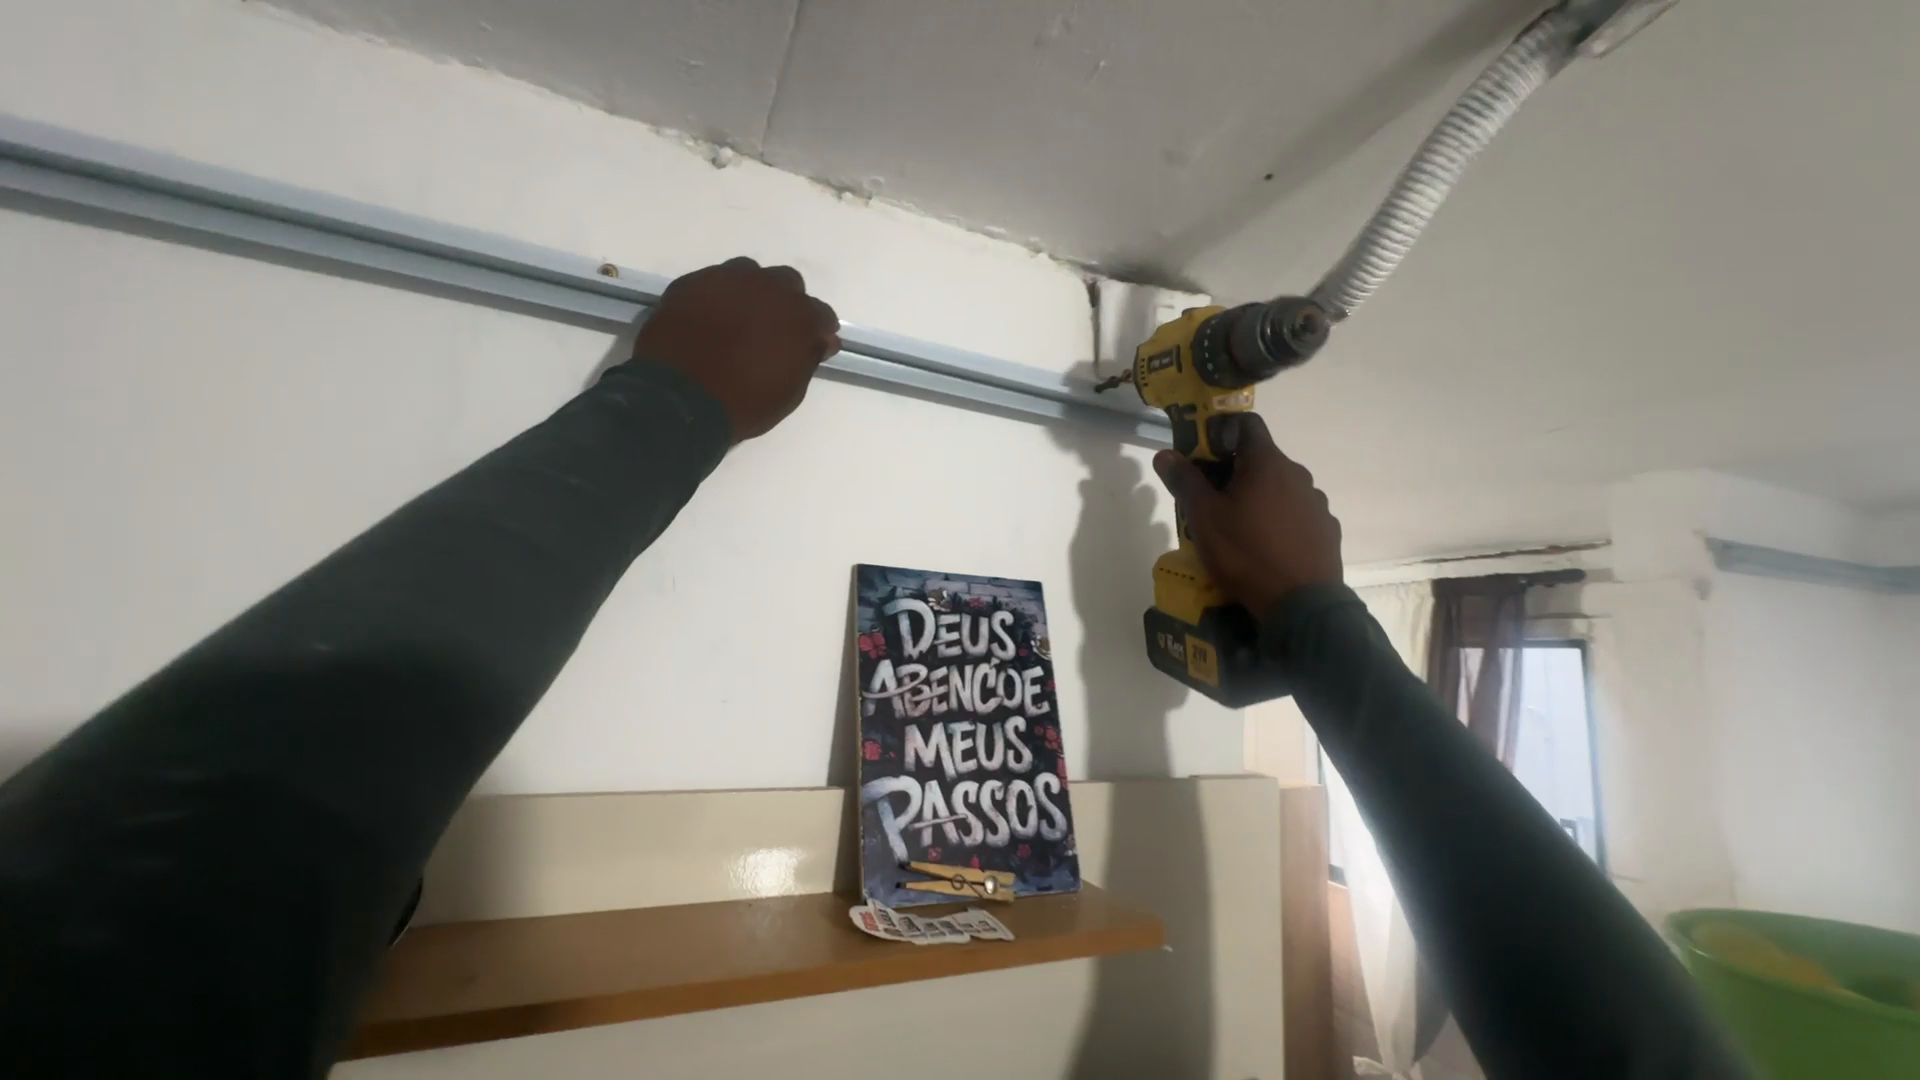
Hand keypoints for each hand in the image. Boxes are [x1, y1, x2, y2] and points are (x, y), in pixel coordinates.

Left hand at [635, 256, 841, 440]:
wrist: (680, 398)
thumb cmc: (745, 402)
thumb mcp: (791, 391)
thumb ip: (808, 358)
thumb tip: (821, 339)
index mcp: (798, 315)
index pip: (821, 313)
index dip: (819, 330)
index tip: (813, 344)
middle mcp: (767, 287)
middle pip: (787, 283)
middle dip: (786, 303)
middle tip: (775, 329)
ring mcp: (727, 280)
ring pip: (749, 274)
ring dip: (753, 293)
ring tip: (741, 319)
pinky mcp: (692, 282)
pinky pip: (714, 282)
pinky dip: (719, 298)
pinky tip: (711, 320)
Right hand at [1152, 413, 1342, 614]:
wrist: (1300, 604)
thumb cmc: (1245, 553)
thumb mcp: (1204, 518)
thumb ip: (1185, 481)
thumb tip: (1165, 453)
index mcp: (1266, 463)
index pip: (1246, 424)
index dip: (1220, 433)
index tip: (1201, 455)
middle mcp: (1297, 474)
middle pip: (1261, 459)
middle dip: (1233, 473)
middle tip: (1210, 501)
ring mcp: (1316, 502)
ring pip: (1279, 488)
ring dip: (1258, 498)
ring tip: (1238, 530)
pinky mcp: (1326, 529)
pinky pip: (1296, 514)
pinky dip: (1279, 521)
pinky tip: (1266, 547)